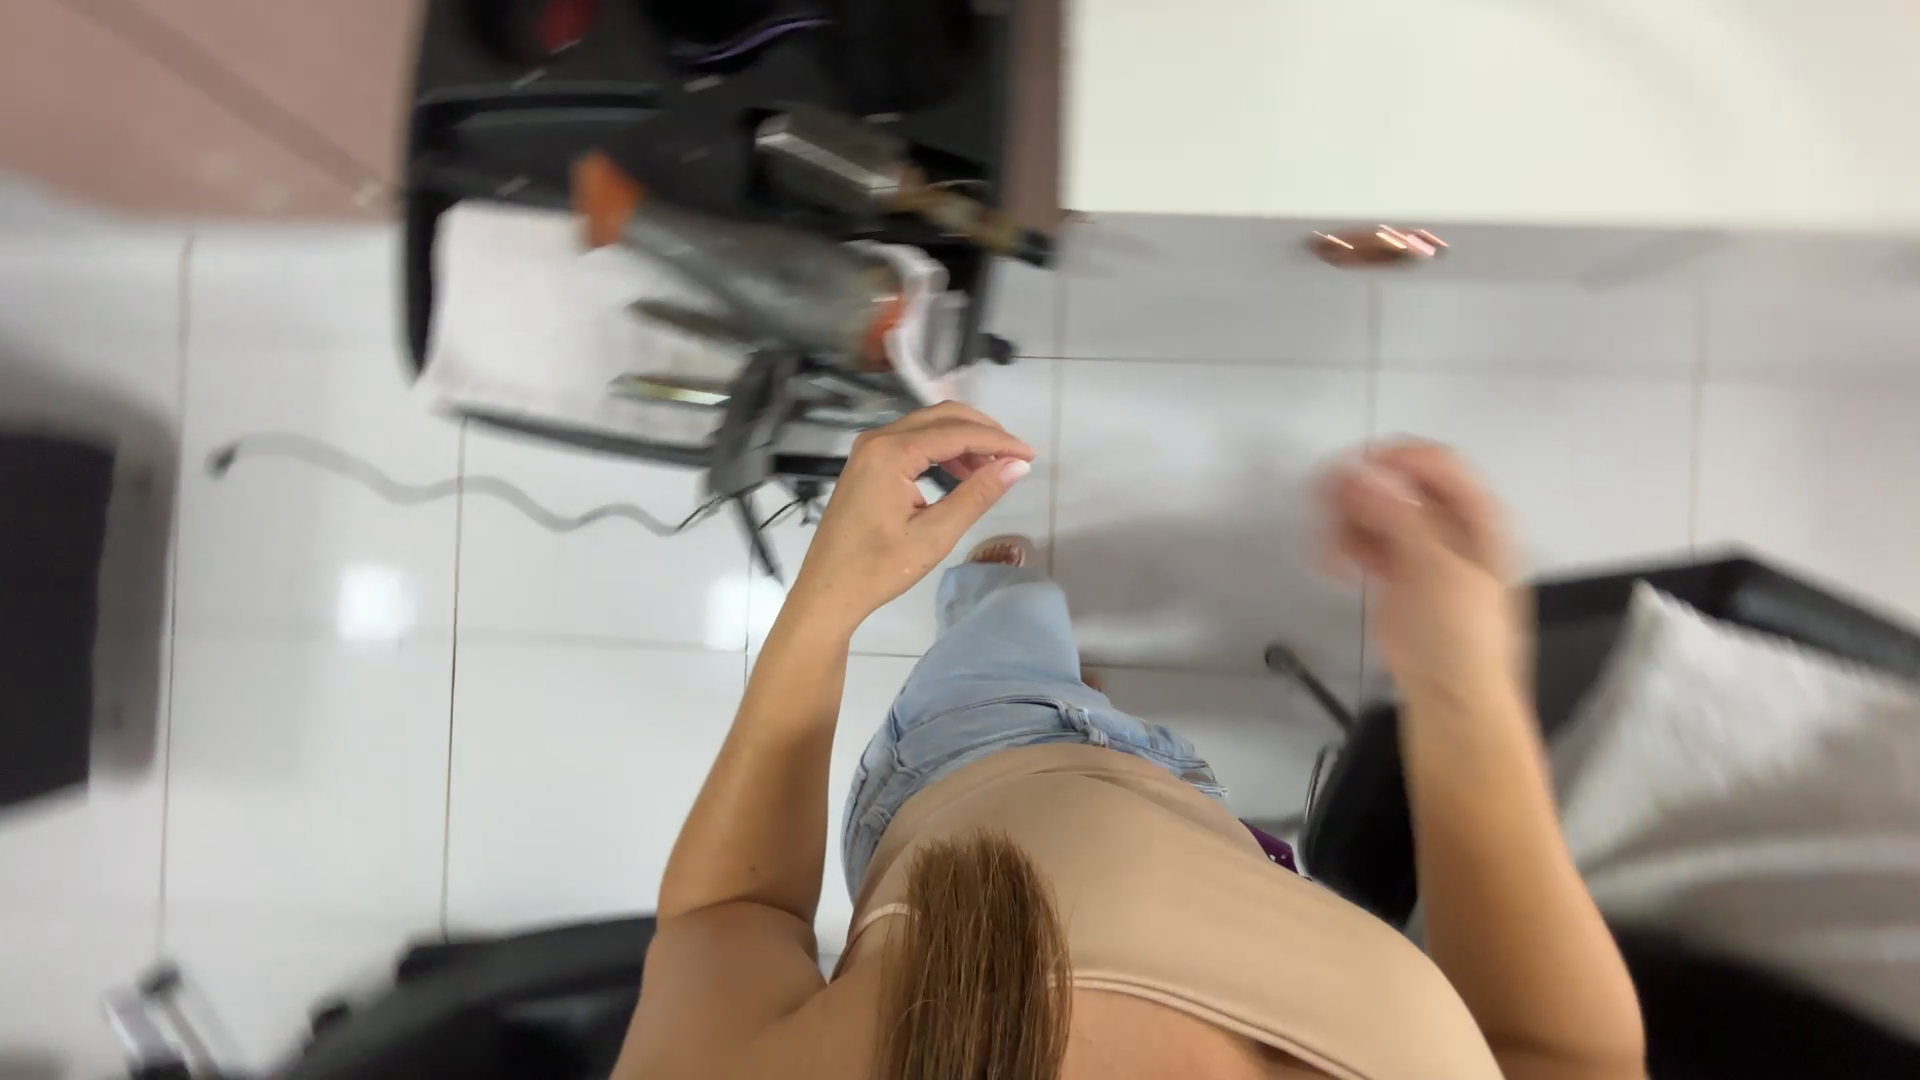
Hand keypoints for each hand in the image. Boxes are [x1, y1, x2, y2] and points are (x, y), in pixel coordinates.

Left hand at [785, 402, 1034, 633]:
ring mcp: (868, 449)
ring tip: (993, 468)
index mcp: (891, 452)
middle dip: (983, 432)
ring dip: (963, 440)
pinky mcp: (867, 463)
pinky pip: (912, 442)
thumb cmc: (878, 568)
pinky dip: (942, 451)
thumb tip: (1016, 466)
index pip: (957, 432)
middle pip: (942, 417)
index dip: (998, 441)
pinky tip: (960, 473)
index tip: (1030, 455)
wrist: (827, 591)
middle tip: (1015, 457)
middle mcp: (877, 439)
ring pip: (927, 426)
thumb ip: (977, 495)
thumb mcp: (935, 535)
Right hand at [1322, 441, 1528, 706]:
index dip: (1389, 459)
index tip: (1345, 473)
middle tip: (1324, 510)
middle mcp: (1449, 523)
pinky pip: (1363, 540)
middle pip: (1394, 483)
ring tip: (1332, 553)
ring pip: (1372, 511)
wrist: (1451, 695)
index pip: (1433, 462)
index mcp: (1476, 517)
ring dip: (1345, 523)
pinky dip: (1344, 546)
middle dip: (1356, 493)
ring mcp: (1420, 546)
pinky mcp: (1395, 570)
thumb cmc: (1458, 635)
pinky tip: (1336, 565)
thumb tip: (1359, 474)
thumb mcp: (1435, 570)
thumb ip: (1399, 517)